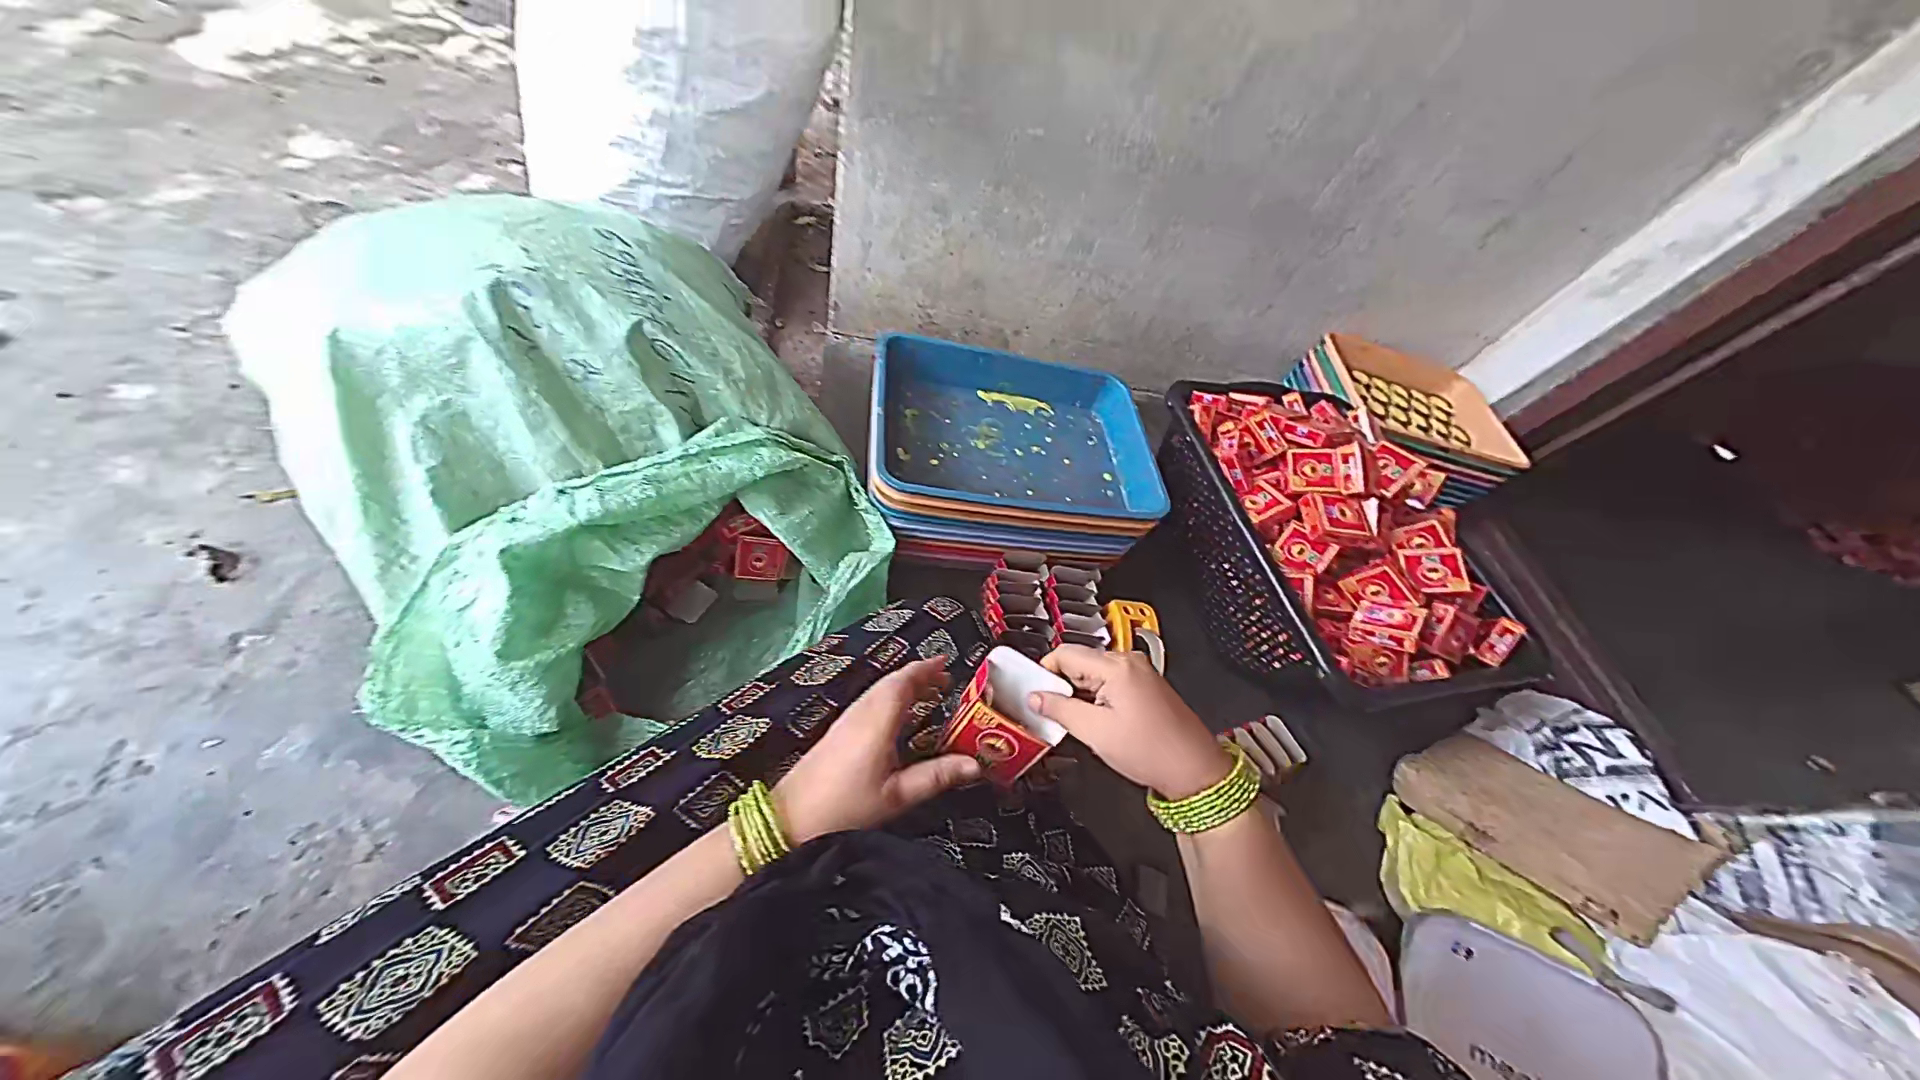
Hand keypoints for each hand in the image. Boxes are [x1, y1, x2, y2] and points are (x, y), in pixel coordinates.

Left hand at [772, 657, 981, 842]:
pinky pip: (870, 702)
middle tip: (944, 679)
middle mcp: (861, 713)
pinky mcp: (838, 732)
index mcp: (878, 721)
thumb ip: (936, 777)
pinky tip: (898, 716)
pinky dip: (890, 698)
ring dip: (904, 686)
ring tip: (928, 693)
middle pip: (891, 682)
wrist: (789, 819)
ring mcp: (847, 721)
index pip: (903, 682)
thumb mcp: (896, 796)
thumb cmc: (844, 806)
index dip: (925, 669)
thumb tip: (974, 765)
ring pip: (879, 691)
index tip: (946, 663)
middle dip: (919, 676)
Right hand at [1030, 645, 1231, 799]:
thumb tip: (1037, 698)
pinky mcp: (1144, 686)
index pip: (1064, 654)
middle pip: (1078, 662)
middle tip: (1053, 712)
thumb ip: (1059, 710)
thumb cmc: (1156, 752)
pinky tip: (1098, 722)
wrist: (1194, 771)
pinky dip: (1096, 698)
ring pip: (1092, 674)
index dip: (1044, 672)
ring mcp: (1139, 673)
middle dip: (1062, 686)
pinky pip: (1109, 682)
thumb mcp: (1095, 733)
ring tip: (1081, 723)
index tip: (1034, 691)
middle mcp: (1129, 662)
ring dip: (1079, 694)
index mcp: (1117, 667)